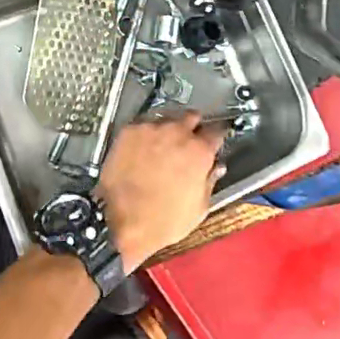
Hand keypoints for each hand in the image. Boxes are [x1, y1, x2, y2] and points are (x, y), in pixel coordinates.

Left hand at [97, 113, 225, 271]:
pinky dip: (145, 134)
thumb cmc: (164, 221)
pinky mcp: (128, 132)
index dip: (216, 136)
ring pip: (165, 119)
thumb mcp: (199, 207)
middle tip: (187, 140)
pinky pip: (142, 125)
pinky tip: (142, 149)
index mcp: (200, 151)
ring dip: (167, 129)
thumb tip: (215, 169)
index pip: (217, 131)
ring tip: (162, 147)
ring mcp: (150, 130)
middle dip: (192, 126)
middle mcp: (177, 133)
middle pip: (191, 117)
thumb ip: (210, 180)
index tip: (214, 139)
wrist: (123, 221)